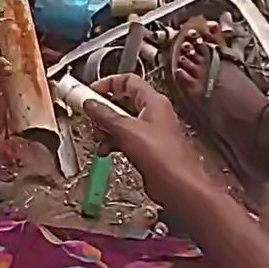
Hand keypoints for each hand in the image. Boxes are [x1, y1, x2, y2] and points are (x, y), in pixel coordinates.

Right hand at [85, 74, 217, 208]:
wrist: (179, 186)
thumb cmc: (162, 156)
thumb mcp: (126, 130)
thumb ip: (105, 115)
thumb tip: (90, 103)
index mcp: (153, 101)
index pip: (127, 81)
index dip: (108, 84)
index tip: (90, 93)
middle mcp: (152, 113)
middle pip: (122, 101)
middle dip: (103, 110)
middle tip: (90, 118)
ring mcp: (150, 131)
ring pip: (121, 121)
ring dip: (106, 128)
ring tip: (98, 137)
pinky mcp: (146, 148)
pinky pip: (124, 138)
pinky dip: (112, 142)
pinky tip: (105, 150)